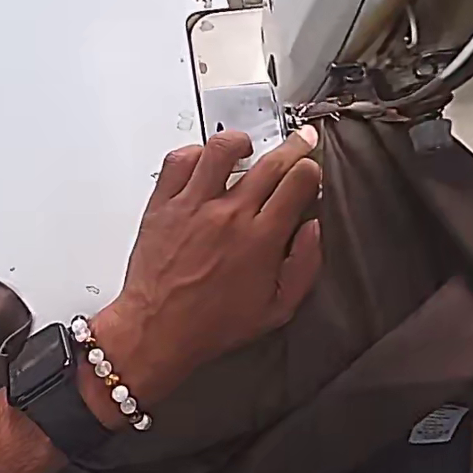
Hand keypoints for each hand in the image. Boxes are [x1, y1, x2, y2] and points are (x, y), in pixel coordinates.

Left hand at [88, 127, 324, 410]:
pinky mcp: (163, 205)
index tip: (310, 170)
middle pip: (270, 162)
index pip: (298, 182)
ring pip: (221, 150)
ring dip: (240, 141)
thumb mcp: (276, 310)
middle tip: (299, 141)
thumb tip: (314, 230)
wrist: (158, 331)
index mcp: (261, 239)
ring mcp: (193, 206)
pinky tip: (203, 161)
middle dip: (293, 146)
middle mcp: (229, 216)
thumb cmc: (212, 325)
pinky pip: (178, 162)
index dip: (311, 169)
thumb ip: (303, 266)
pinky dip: (194, 153)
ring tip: (247, 146)